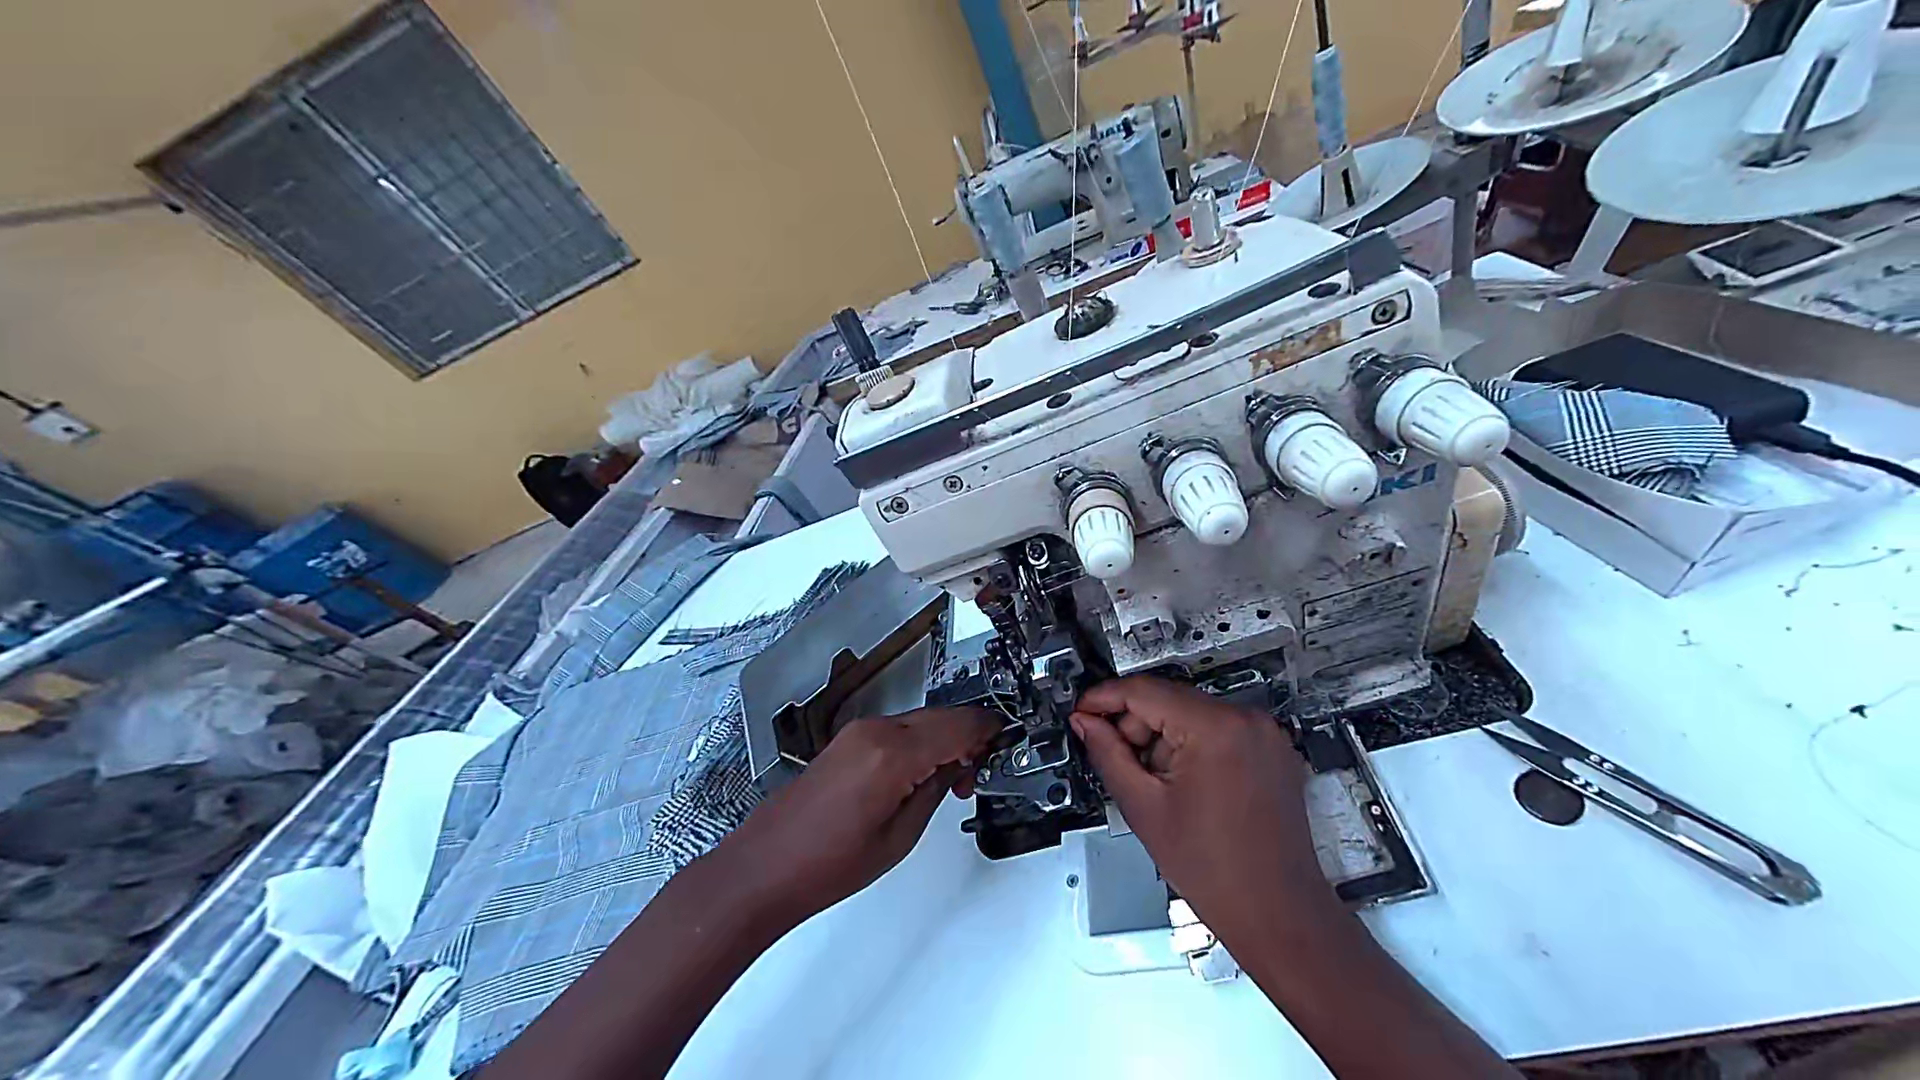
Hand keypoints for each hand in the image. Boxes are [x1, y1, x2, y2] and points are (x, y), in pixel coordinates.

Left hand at [716, 706, 998, 924]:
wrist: (766, 867)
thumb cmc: (822, 862)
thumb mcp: (901, 835)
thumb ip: (937, 788)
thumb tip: (958, 765)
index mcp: (891, 753)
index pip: (959, 724)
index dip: (988, 732)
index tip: (1004, 743)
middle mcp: (873, 731)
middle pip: (942, 716)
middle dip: (968, 738)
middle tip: (979, 772)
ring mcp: (856, 732)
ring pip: (920, 720)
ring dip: (944, 740)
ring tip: (951, 782)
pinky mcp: (846, 740)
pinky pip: (897, 729)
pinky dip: (918, 743)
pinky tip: (922, 774)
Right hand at [1070, 676, 1333, 938]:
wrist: (1275, 912)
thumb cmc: (1222, 873)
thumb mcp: (1143, 806)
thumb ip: (1107, 754)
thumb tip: (1086, 723)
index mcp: (1217, 729)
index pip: (1144, 690)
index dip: (1103, 698)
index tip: (1084, 709)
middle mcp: (1247, 721)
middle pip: (1167, 697)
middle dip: (1133, 725)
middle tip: (1117, 759)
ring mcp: (1263, 733)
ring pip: (1187, 711)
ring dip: (1160, 737)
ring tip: (1157, 785)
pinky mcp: (1269, 747)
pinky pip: (1214, 727)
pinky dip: (1188, 744)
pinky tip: (1181, 783)